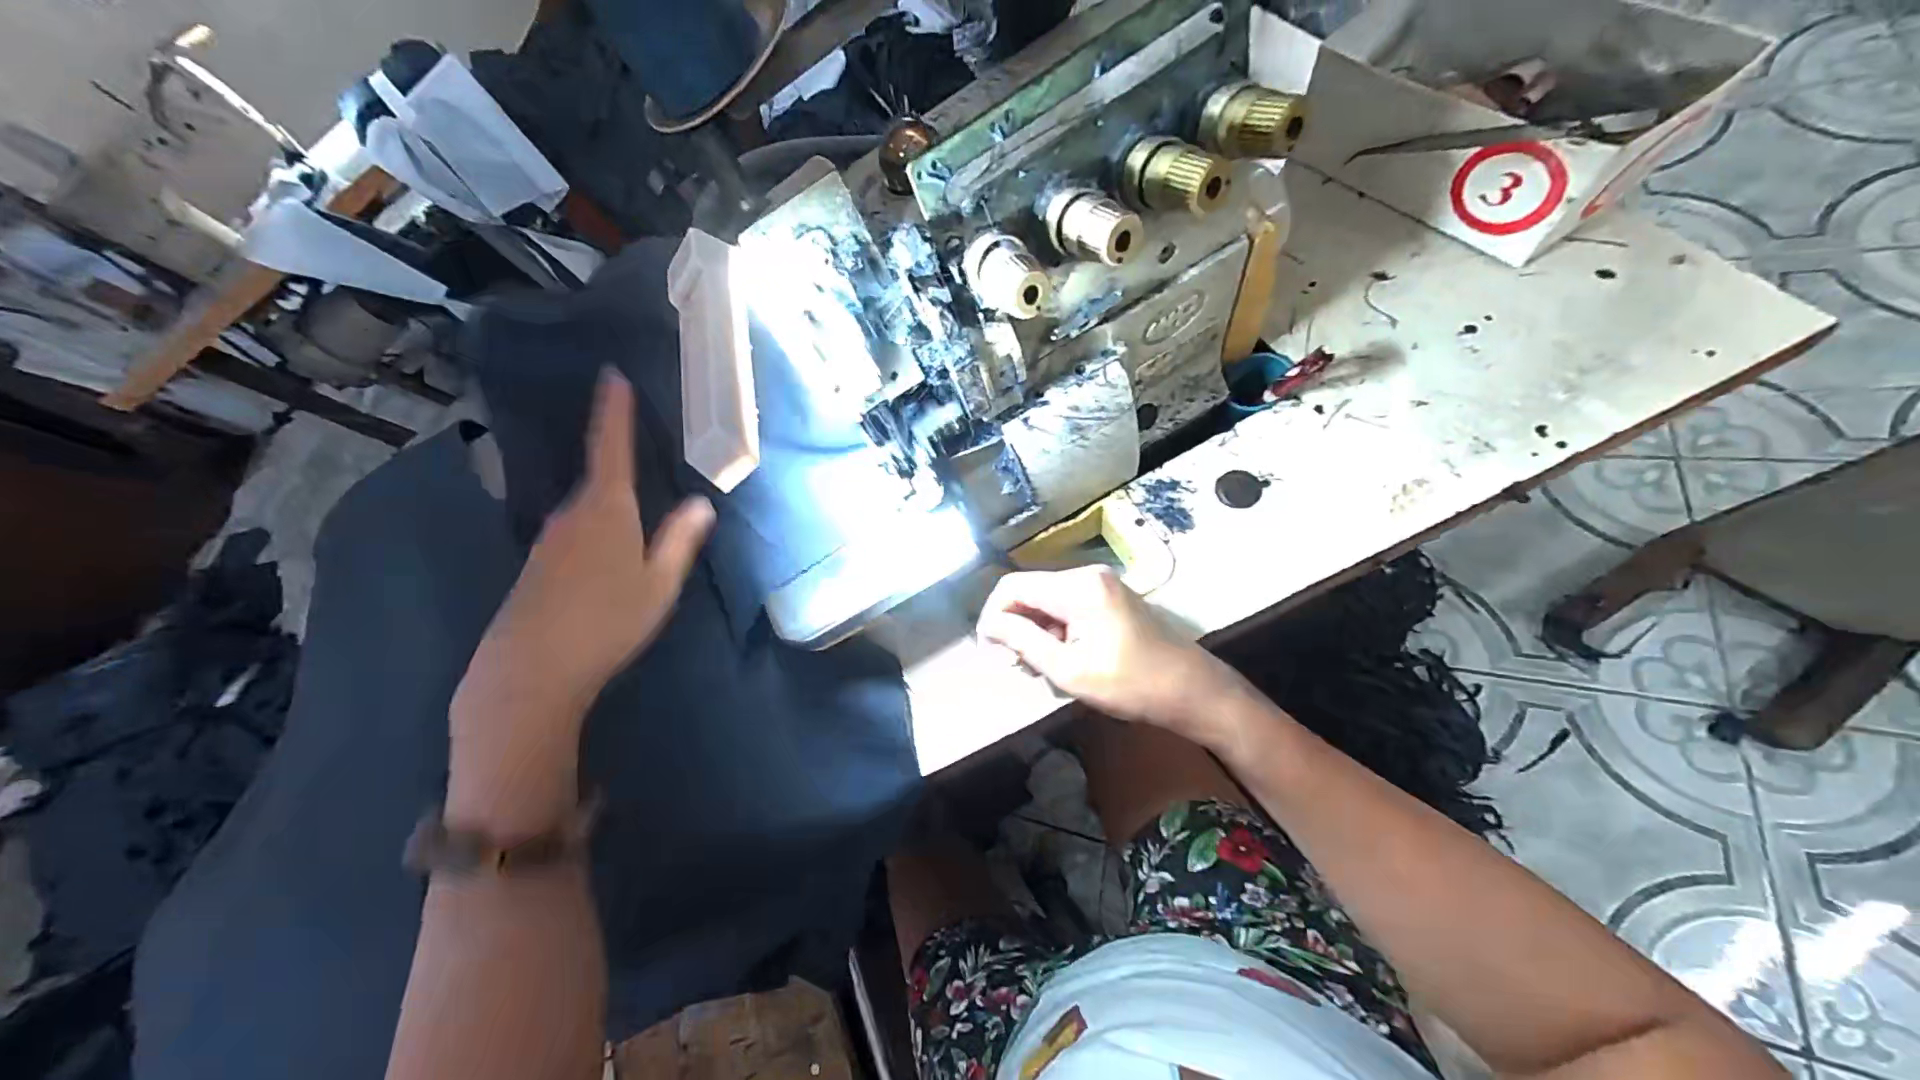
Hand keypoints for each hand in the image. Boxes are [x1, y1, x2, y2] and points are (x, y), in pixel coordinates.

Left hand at [471, 368, 715, 710]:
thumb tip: (701, 504)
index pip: (611, 447)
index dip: (613, 410)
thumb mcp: (659, 583)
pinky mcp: (539, 562)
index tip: (612, 375)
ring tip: (635, 504)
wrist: (530, 670)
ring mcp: (550, 538)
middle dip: (619, 458)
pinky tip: (608, 551)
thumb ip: (680, 540)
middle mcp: (573, 512)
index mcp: (607, 508)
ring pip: (588, 505)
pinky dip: (595, 525)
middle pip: (600, 476)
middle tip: (643, 445)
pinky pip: (575, 529)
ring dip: (609, 498)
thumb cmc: (607, 621)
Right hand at [975, 566, 1252, 747]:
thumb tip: (990, 624)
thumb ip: (1024, 641)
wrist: (1192, 690)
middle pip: (1030, 591)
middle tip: (1018, 666)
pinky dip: (1057, 630)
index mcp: (1078, 587)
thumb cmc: (1130, 684)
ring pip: (1047, 600)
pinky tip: (1063, 659)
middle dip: (1016, 626)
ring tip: (1042, 668)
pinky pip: (1068, 606)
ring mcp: (1102, 584)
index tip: (991, 650)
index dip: (993, 615)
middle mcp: (1088, 575)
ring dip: (1036, 632)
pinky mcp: (1110, 597)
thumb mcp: (1068, 669)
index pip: (1013, 586)